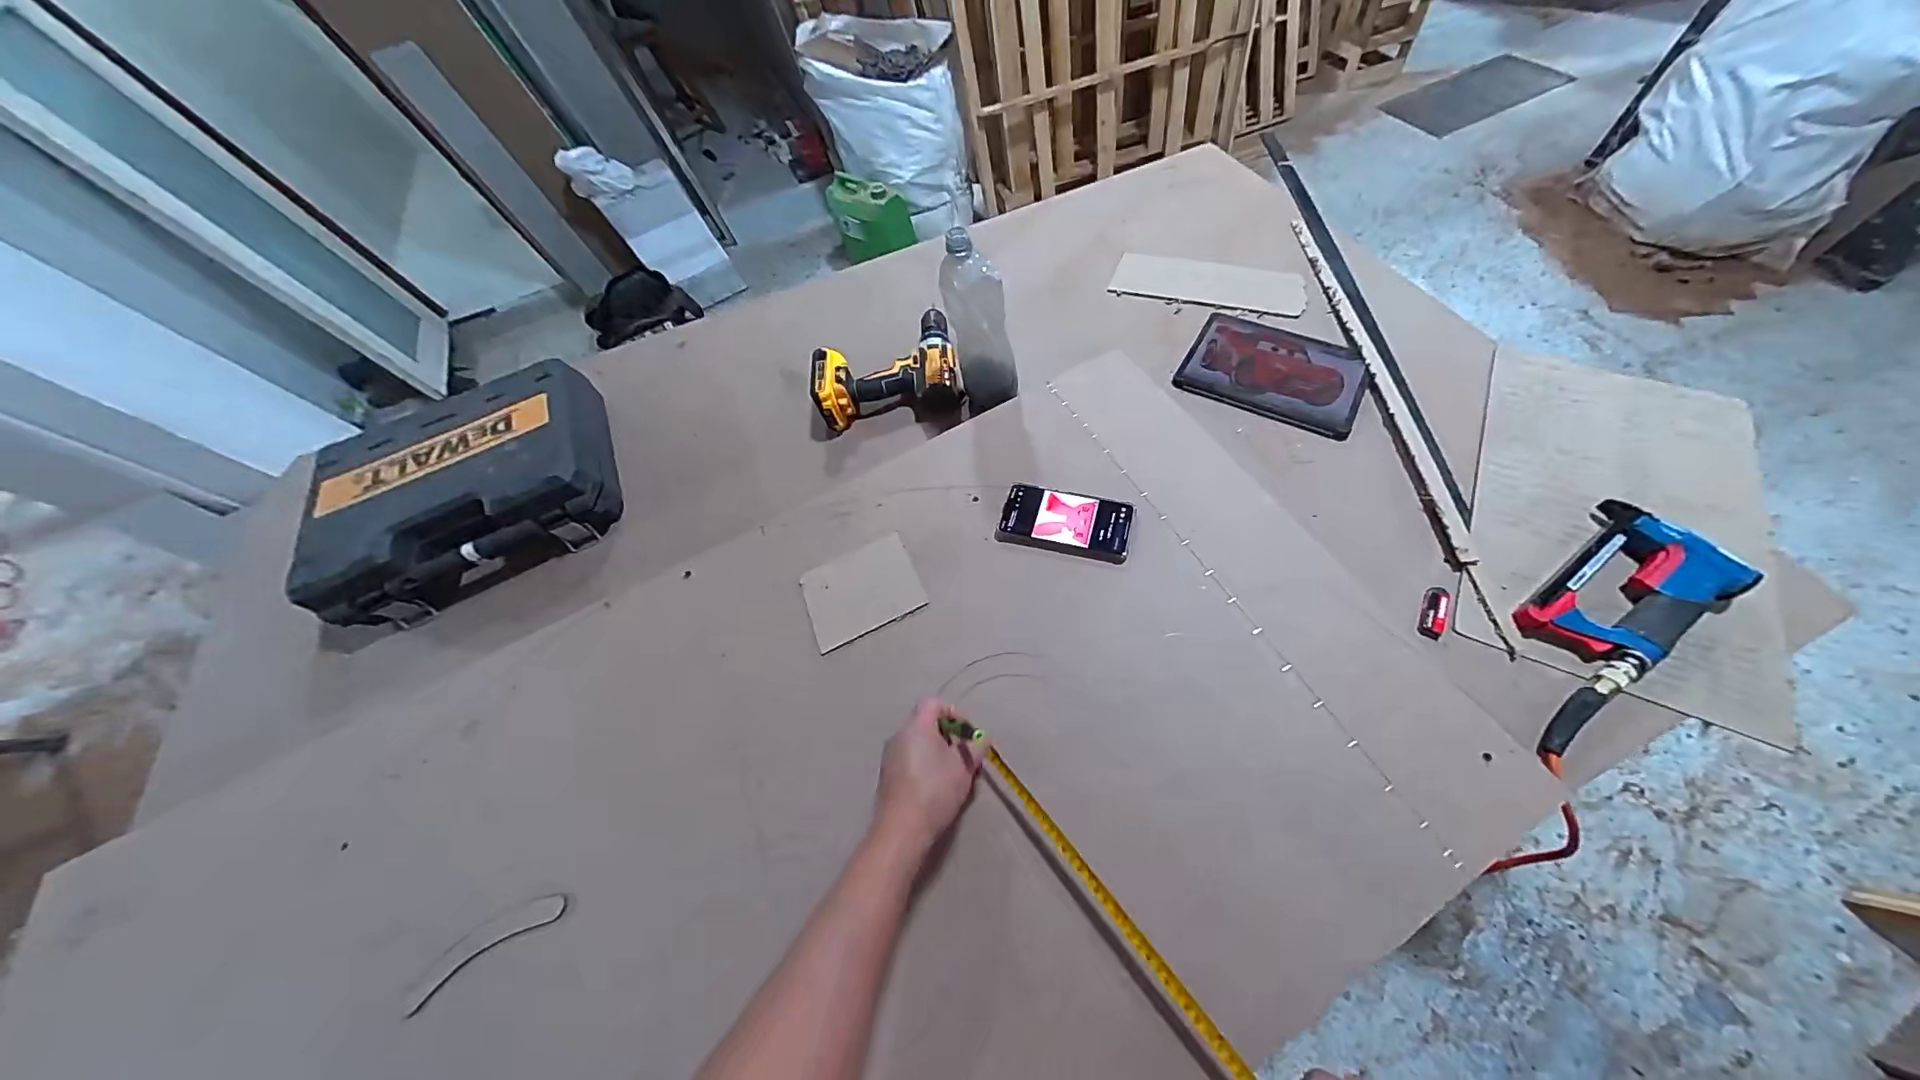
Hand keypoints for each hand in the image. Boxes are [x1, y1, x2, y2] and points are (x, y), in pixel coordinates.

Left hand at [874, 699, 986, 852]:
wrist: (902, 828)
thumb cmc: (935, 790)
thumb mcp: (963, 768)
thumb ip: (974, 748)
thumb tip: (981, 739)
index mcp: (916, 726)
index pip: (934, 703)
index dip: (954, 713)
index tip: (968, 734)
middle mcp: (899, 735)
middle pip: (925, 722)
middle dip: (948, 735)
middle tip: (965, 755)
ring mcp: (889, 756)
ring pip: (917, 742)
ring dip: (937, 751)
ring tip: (954, 772)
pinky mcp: (887, 775)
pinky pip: (909, 758)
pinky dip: (924, 763)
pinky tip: (936, 785)